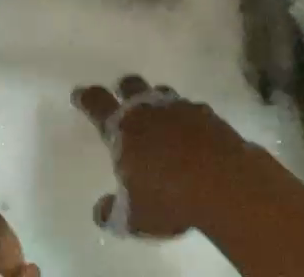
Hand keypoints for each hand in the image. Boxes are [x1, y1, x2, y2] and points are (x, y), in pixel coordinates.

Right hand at [71, 75, 260, 237]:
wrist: (224, 182)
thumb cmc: (170, 198)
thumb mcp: (134, 218)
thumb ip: (113, 212)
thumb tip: (100, 211)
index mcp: (124, 129)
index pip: (98, 104)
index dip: (87, 98)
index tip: (80, 93)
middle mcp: (150, 110)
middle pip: (131, 85)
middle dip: (124, 88)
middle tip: (122, 94)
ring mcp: (181, 108)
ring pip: (163, 93)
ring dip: (157, 101)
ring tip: (159, 116)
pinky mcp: (208, 115)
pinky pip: (191, 108)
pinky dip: (186, 117)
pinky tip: (191, 133)